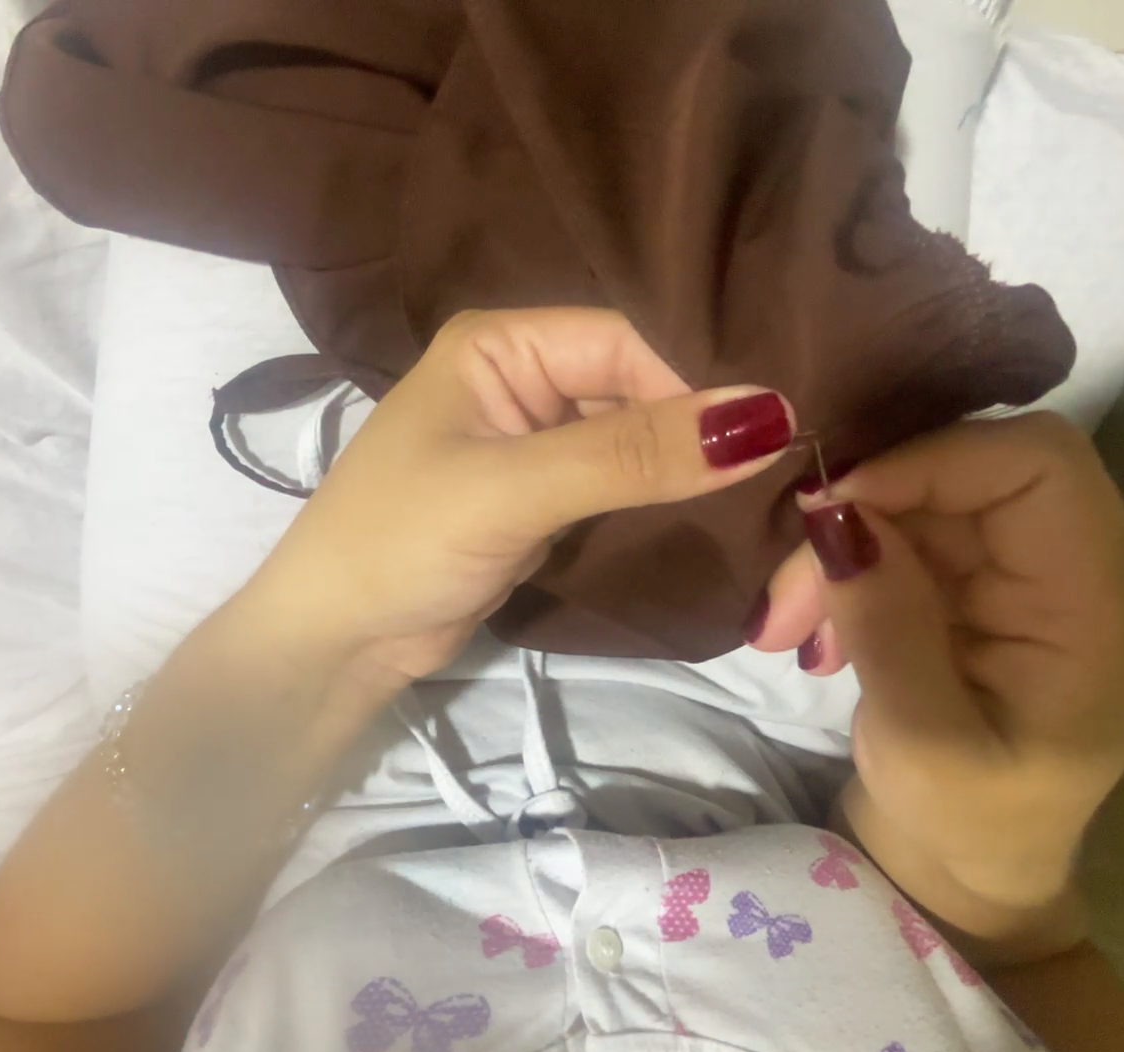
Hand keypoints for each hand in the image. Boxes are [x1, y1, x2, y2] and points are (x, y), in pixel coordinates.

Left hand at [241, 308, 797, 685]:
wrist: (339, 638)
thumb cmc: (401, 540)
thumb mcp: (513, 489)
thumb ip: (631, 454)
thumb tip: (766, 416)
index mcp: (498, 345)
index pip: (622, 342)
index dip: (693, 385)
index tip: (769, 436)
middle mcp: (517, 381)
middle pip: (631, 389)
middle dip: (694, 429)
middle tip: (784, 465)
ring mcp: (529, 445)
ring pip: (628, 441)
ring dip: (680, 468)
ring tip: (764, 491)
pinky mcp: (539, 502)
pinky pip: (613, 485)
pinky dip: (653, 500)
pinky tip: (709, 513)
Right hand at [749, 415, 1123, 915]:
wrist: (975, 852)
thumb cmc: (967, 817)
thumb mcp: (919, 738)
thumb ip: (887, 623)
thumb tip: (834, 515)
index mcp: (1106, 606)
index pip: (1037, 464)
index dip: (928, 460)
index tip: (828, 505)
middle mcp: (1089, 565)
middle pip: (963, 477)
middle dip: (859, 520)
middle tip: (781, 602)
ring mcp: (1038, 566)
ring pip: (918, 501)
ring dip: (838, 551)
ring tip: (784, 629)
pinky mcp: (990, 574)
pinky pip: (906, 531)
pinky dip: (848, 564)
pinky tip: (816, 625)